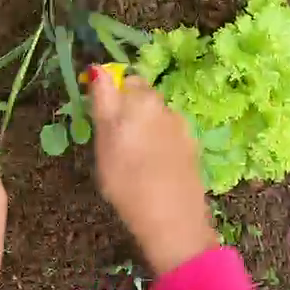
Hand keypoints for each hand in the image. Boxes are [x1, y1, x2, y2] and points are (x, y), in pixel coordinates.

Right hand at [89, 69, 217, 275]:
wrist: (174, 220)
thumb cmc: (128, 184)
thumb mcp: (104, 144)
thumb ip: (102, 102)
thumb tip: (98, 69)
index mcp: (137, 100)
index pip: (118, 79)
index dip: (107, 91)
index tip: (99, 112)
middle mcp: (160, 104)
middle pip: (138, 92)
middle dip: (126, 105)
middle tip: (114, 136)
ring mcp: (179, 123)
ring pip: (154, 111)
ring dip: (144, 121)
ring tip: (135, 155)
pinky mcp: (192, 142)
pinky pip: (168, 130)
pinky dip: (159, 138)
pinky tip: (154, 164)